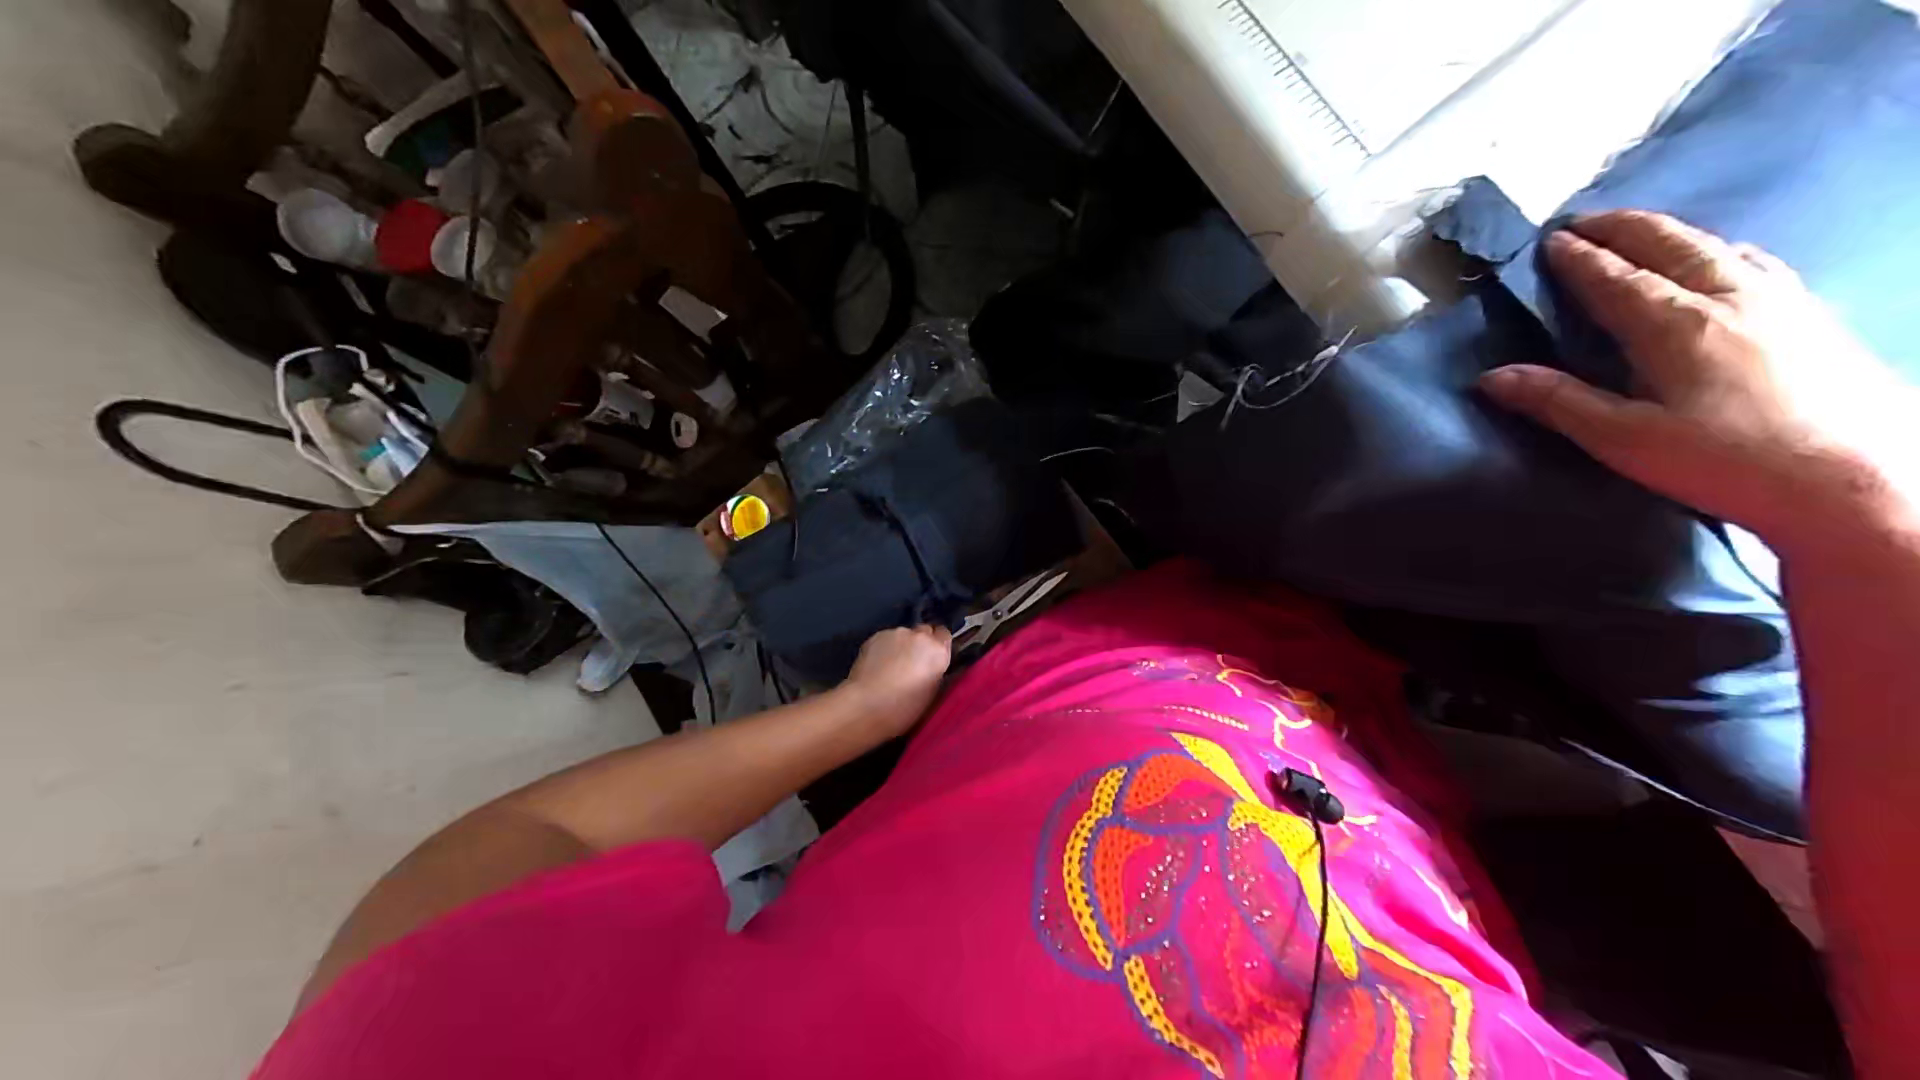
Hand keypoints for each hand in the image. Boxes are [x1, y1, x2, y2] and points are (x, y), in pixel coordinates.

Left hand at [839, 625, 952, 736]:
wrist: (868, 704)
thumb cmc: (904, 707)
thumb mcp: (932, 691)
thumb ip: (934, 670)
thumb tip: (930, 665)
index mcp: (938, 651)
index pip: (944, 635)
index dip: (937, 645)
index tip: (931, 657)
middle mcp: (920, 636)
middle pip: (924, 631)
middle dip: (920, 642)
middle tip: (911, 662)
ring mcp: (897, 633)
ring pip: (903, 635)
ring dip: (901, 645)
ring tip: (890, 666)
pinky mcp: (876, 635)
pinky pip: (885, 639)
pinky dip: (884, 648)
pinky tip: (876, 664)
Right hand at [1479, 210, 1918, 556]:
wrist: (1860, 479)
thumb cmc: (1723, 460)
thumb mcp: (1622, 438)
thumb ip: (1557, 401)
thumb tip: (1491, 376)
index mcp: (1675, 325)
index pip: (1616, 279)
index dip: (1580, 258)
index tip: (1551, 241)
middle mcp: (1731, 299)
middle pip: (1673, 246)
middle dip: (1626, 228)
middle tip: (1587, 220)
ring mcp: (1782, 303)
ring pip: (1721, 248)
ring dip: (1673, 234)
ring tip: (1644, 234)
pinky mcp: (1815, 318)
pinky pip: (1759, 264)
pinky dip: (1722, 251)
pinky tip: (1723, 261)